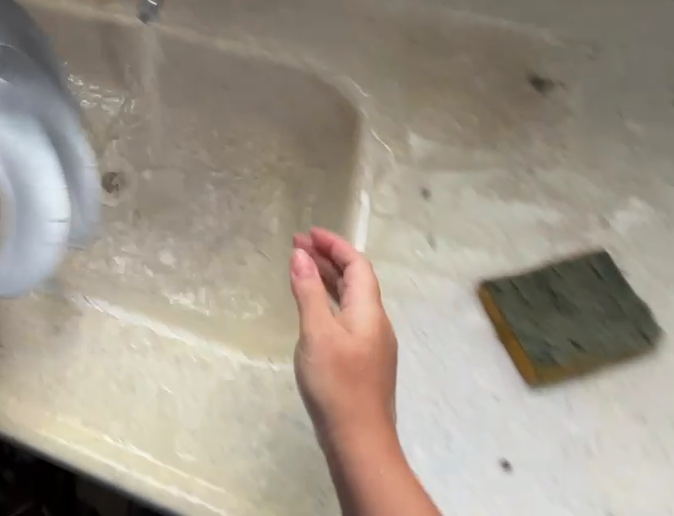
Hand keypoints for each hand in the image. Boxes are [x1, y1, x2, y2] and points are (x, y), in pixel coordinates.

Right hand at [289, 228, 398, 455]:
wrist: (359, 441)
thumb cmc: (337, 383)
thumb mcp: (316, 332)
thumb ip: (308, 291)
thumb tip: (301, 255)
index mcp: (370, 313)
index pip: (358, 266)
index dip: (335, 245)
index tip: (307, 233)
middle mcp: (376, 324)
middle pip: (356, 280)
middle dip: (328, 257)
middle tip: (297, 244)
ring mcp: (371, 344)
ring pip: (351, 298)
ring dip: (328, 277)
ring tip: (300, 265)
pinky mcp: (363, 360)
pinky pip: (346, 315)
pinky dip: (328, 298)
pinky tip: (312, 305)